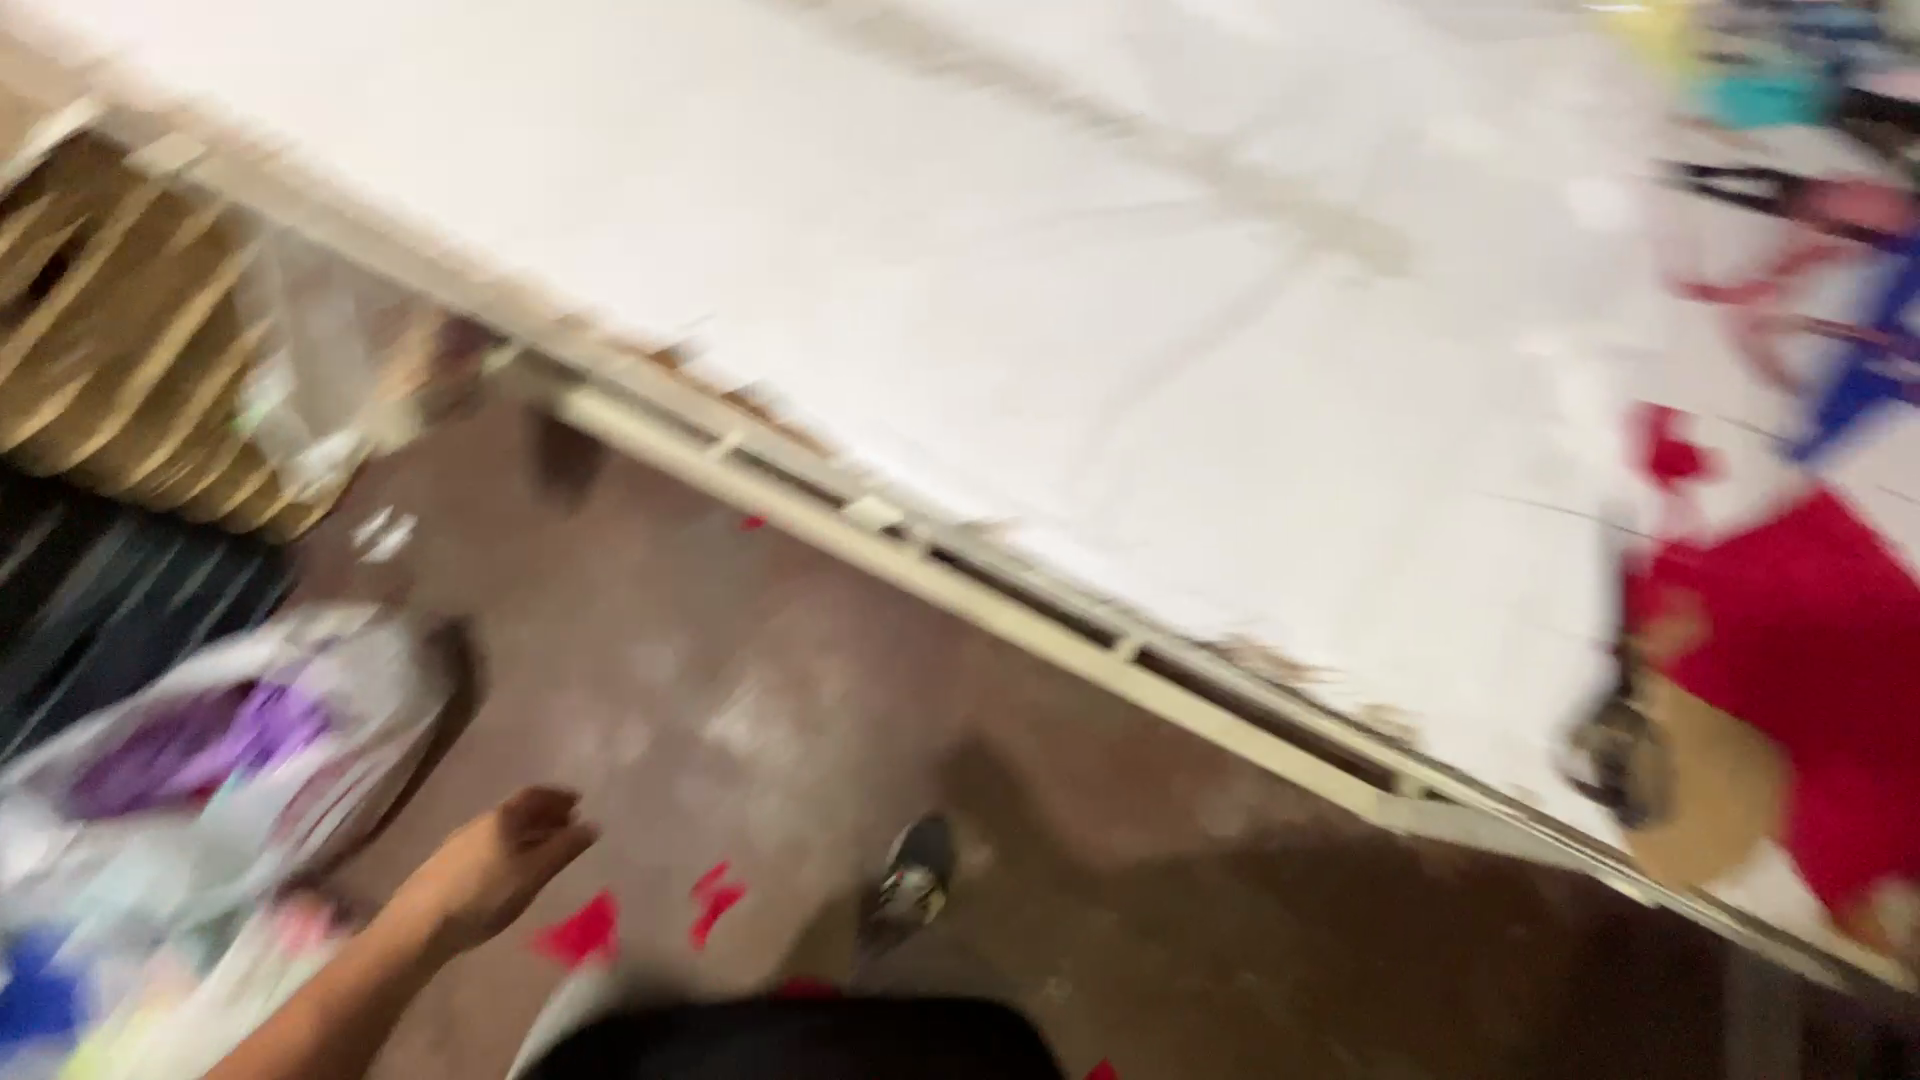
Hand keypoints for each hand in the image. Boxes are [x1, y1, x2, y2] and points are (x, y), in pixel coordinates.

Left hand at [382, 786, 599, 955]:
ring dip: (525, 833)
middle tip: (565, 827)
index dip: (557, 796)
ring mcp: (457, 845)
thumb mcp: (534, 873)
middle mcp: (479, 823)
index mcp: (502, 818)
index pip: (535, 794)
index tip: (577, 802)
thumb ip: (565, 848)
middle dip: (545, 816)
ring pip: (500, 830)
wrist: (414, 930)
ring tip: (541, 851)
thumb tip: (592, 826)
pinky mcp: (442, 867)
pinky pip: (485, 846)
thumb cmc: (484, 895)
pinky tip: (508, 870)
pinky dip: (506, 848)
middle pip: (518, 811)